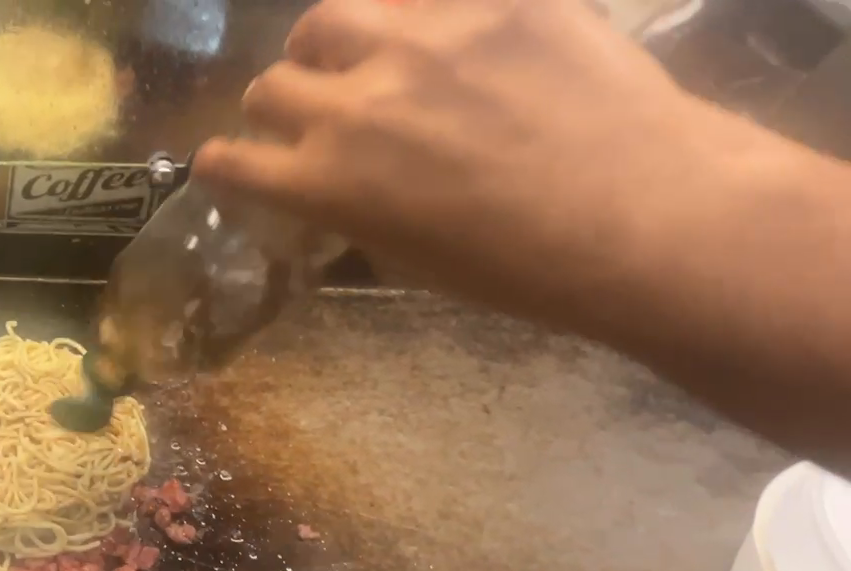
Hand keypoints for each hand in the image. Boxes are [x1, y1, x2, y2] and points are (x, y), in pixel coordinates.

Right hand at [193, 0, 741, 318]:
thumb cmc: (502, 264)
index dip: (218, 164)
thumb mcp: (392, 251)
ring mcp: (420, 43)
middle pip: (267, 86)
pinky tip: (435, 41)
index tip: (225, 164)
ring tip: (356, 57)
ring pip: (323, 19)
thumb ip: (342, 202)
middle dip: (274, 106)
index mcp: (320, 184)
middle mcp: (350, 107)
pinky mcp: (491, 2)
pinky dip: (407, 20)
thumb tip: (329, 177)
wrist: (632, 214)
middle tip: (305, 113)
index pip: (227, 162)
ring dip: (323, 45)